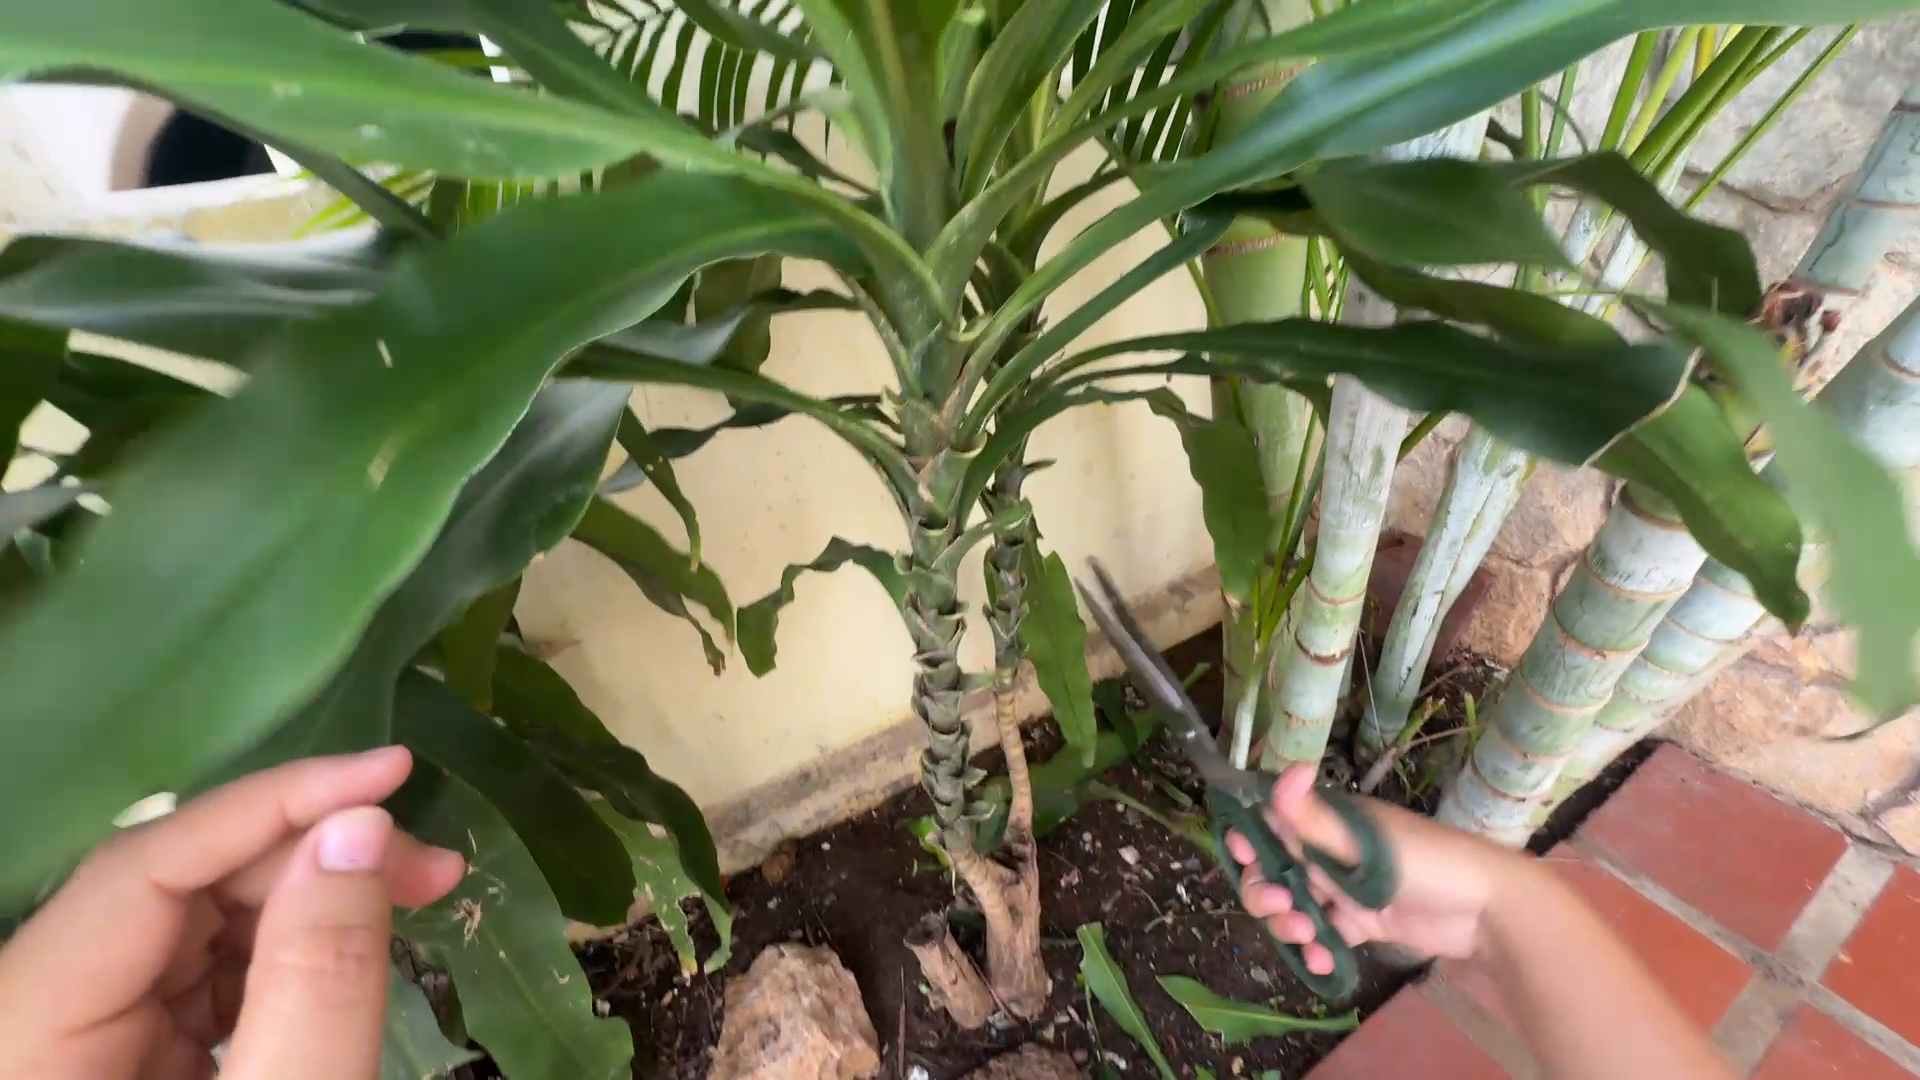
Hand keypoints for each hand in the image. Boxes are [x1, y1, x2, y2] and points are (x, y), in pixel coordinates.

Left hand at [0, 747, 466, 1079]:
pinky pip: (216, 954)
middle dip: (318, 852)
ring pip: (202, 910)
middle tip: (435, 864)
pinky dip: (304, 928)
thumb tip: (361, 825)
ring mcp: (73, 1037)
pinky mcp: (126, 1046)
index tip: (396, 768)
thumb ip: (322, 969)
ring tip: (424, 887)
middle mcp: (22, 1028)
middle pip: (176, 883)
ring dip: (321, 883)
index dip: (275, 800)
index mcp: (15, 1048)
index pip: (141, 870)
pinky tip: (366, 930)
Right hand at [1226, 765, 1533, 973]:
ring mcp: (1338, 887)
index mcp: (1321, 821)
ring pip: (1290, 903)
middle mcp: (1322, 850)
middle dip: (1262, 888)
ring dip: (1285, 921)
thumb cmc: (1423, 859)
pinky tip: (1323, 962)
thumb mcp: (1362, 840)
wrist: (1488, 910)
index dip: (1245, 836)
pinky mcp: (1357, 920)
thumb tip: (1289, 767)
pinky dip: (1315, 948)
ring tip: (1306, 935)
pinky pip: (1321, 933)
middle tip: (1279, 904)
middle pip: (1269, 867)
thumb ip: (1314, 816)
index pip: (1266, 820)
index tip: (1240, 853)